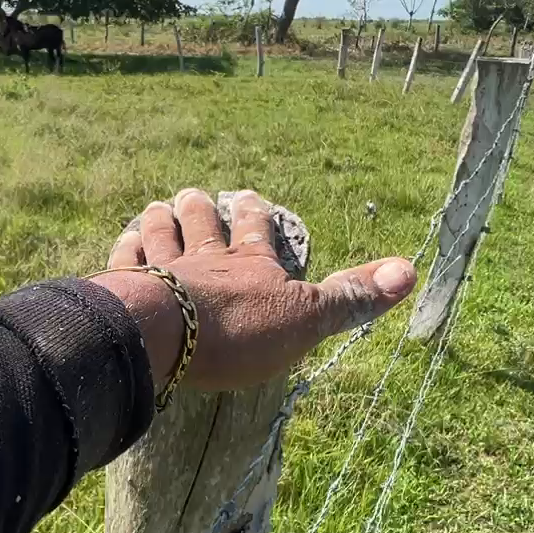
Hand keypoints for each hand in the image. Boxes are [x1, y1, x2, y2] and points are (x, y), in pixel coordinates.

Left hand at [91, 189, 415, 392]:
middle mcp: (205, 260)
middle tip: (193, 194)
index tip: (249, 196)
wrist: (169, 338)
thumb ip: (351, 298)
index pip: (255, 232)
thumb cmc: (240, 332)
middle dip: (200, 209)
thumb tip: (410, 270)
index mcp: (249, 267)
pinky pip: (123, 258)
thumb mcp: (306, 320)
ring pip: (161, 234)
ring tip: (157, 208)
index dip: (254, 215)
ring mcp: (162, 269)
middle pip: (201, 224)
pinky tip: (123, 241)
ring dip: (160, 220)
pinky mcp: (125, 285)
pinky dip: (124, 247)